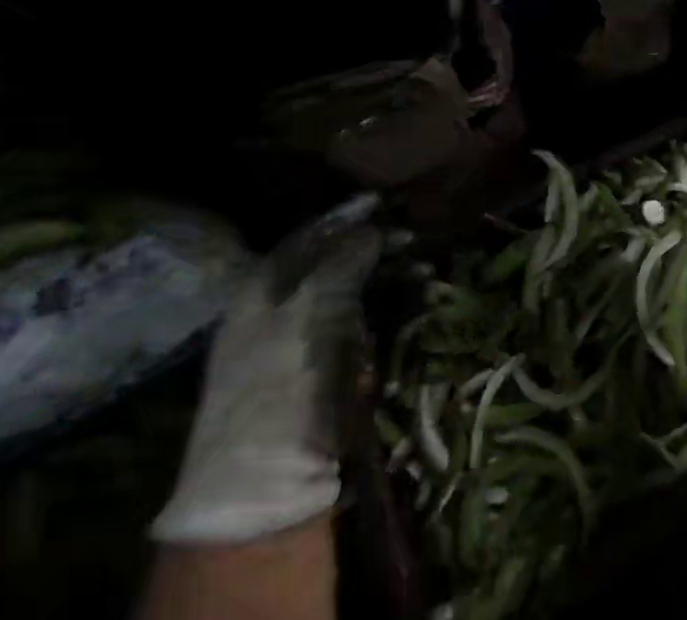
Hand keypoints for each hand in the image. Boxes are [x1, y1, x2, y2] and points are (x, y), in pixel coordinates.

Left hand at [152, 196, 380, 545]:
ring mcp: (308, 347)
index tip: (380, 204)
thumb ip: (341, 263)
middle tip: (412, 238)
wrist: (269, 482)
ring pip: (354, 300)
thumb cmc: (282, 384)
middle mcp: (282, 315)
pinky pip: (366, 333)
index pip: (304, 241)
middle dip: (372, 251)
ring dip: (389, 283)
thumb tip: (370, 229)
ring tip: (426, 273)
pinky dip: (391, 317)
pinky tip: (415, 310)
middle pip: (332, 268)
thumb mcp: (311, 311)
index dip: (340, 220)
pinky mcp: (333, 376)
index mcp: (261, 295)